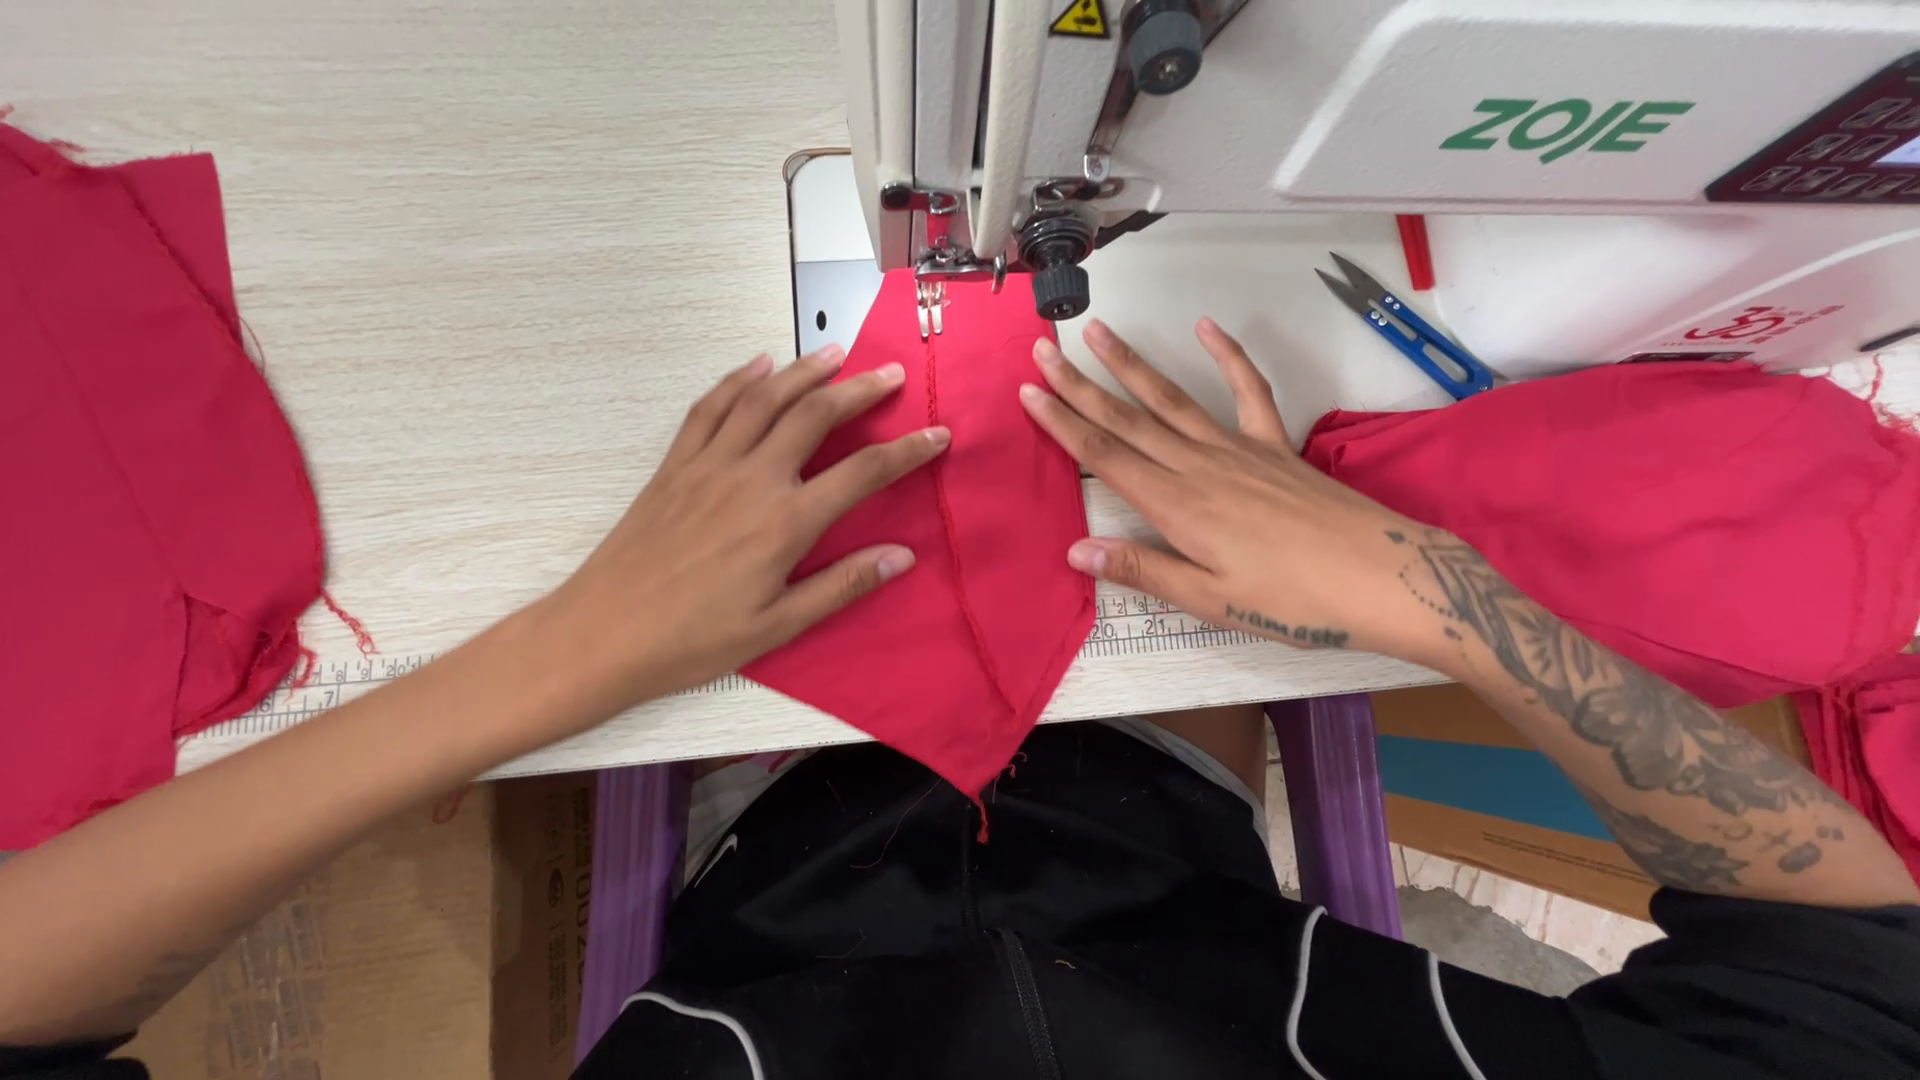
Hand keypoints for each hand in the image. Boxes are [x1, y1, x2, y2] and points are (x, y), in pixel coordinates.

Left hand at [544, 345, 948, 707]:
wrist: (603, 633)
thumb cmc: (693, 640)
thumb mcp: (777, 626)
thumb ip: (842, 586)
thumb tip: (900, 557)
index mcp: (784, 523)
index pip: (862, 473)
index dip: (907, 451)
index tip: (937, 435)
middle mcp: (751, 480)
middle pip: (815, 416)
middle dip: (860, 390)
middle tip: (891, 374)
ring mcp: (709, 465)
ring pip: (764, 399)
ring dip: (804, 372)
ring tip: (835, 354)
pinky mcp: (675, 465)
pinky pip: (711, 408)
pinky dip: (738, 381)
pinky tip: (758, 366)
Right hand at [1018, 318, 1453, 665]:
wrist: (1381, 579)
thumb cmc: (1293, 602)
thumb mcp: (1211, 600)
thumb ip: (1143, 570)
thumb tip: (1077, 550)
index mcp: (1177, 506)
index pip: (1105, 456)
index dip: (1062, 423)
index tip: (1030, 392)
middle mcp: (1199, 466)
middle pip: (1127, 418)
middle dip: (1080, 384)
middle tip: (1044, 349)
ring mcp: (1238, 449)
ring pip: (1172, 399)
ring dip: (1131, 364)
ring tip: (1099, 333)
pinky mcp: (1274, 445)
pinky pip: (1249, 391)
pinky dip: (1228, 357)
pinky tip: (1207, 328)